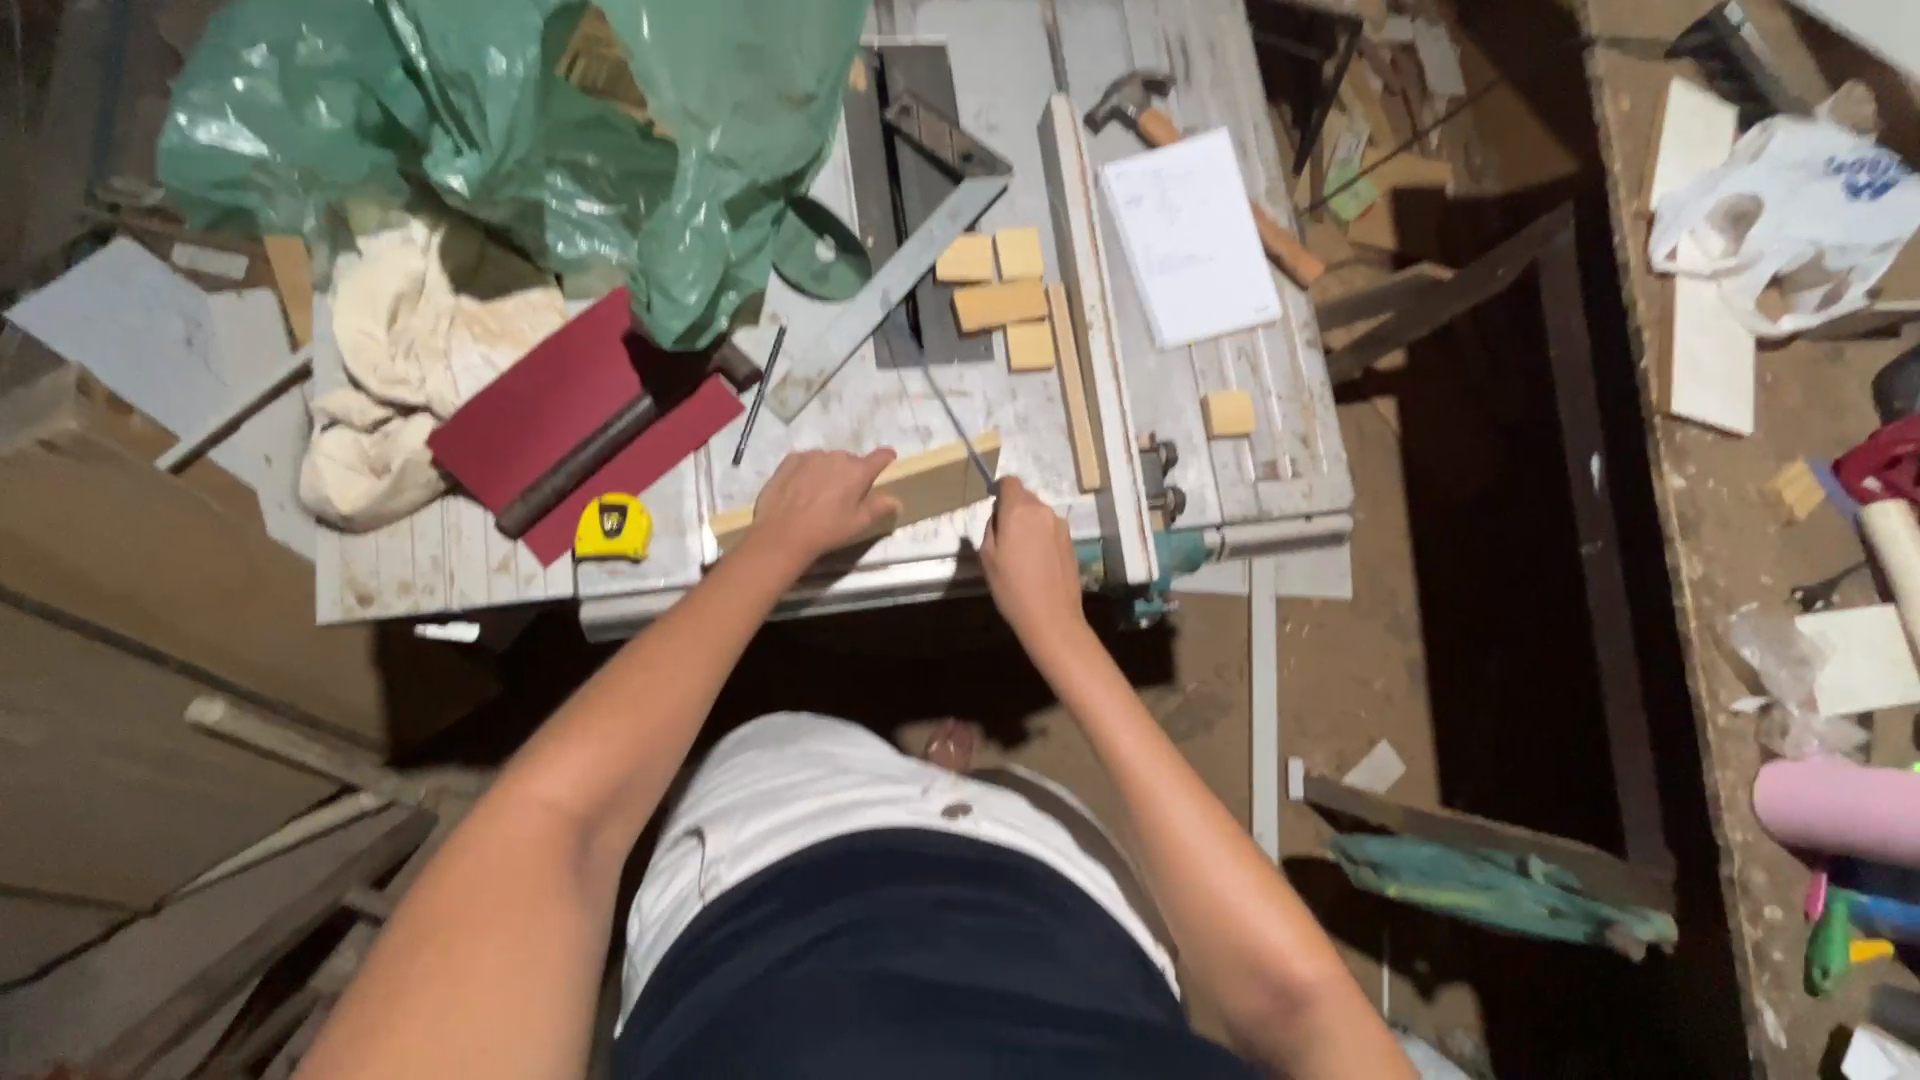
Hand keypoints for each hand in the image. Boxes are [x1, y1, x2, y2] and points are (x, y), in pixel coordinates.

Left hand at [744, 448, 900, 566]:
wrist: (783, 533)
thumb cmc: (827, 530)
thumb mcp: (859, 524)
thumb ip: (880, 507)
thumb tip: (895, 500)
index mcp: (858, 471)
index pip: (881, 456)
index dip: (886, 459)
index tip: (886, 464)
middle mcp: (837, 456)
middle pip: (851, 460)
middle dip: (851, 473)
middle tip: (843, 495)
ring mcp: (812, 456)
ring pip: (828, 460)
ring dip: (828, 470)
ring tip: (818, 493)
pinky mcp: (790, 459)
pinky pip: (806, 461)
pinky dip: (808, 470)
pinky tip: (800, 488)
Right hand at [980, 477, 1087, 645]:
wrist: (1052, 616)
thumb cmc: (1012, 588)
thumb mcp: (987, 557)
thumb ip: (991, 527)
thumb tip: (999, 515)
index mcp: (1020, 510)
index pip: (1010, 482)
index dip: (1000, 490)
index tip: (994, 506)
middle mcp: (1043, 511)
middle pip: (1025, 497)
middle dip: (1014, 509)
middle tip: (1004, 536)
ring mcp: (1061, 526)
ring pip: (1039, 514)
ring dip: (1028, 524)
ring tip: (1021, 553)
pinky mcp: (1071, 541)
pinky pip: (1050, 529)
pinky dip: (1041, 536)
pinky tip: (1037, 561)